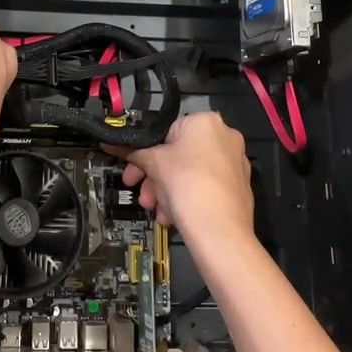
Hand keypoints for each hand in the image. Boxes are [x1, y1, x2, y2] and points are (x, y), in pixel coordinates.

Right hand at [107, 112, 253, 243]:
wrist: (220, 231)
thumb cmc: (188, 185)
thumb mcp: (153, 163)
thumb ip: (134, 151)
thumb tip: (113, 143)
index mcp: (206, 121)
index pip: (167, 131)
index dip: (147, 153)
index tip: (135, 170)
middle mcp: (226, 137)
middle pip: (179, 154)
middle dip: (155, 177)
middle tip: (141, 192)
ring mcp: (235, 163)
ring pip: (190, 173)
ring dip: (167, 191)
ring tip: (156, 210)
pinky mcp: (238, 188)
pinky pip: (204, 187)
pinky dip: (187, 198)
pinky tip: (172, 216)